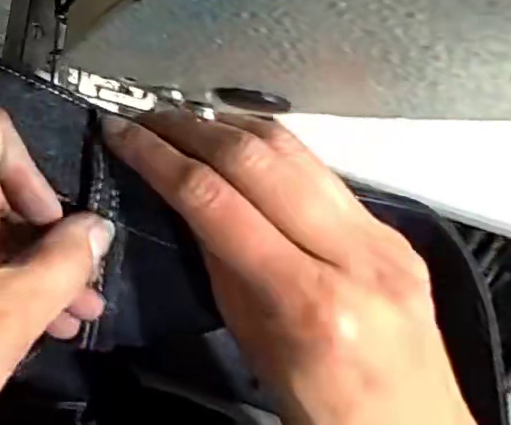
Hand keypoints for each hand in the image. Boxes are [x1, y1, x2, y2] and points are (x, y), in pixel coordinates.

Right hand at [103, 112, 475, 424]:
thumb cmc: (320, 411)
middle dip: (186, 127)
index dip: (156, 156)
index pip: (213, 199)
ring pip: (287, 147)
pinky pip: (314, 165)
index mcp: (309, 301)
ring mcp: (380, 235)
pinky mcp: (390, 227)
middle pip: (252, 158)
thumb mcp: (248, 338)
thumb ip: (216, 255)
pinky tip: (233, 138)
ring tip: (180, 118)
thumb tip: (177, 187)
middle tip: (144, 116)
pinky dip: (262, 142)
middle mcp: (353, 255)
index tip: (120, 131)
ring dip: (223, 122)